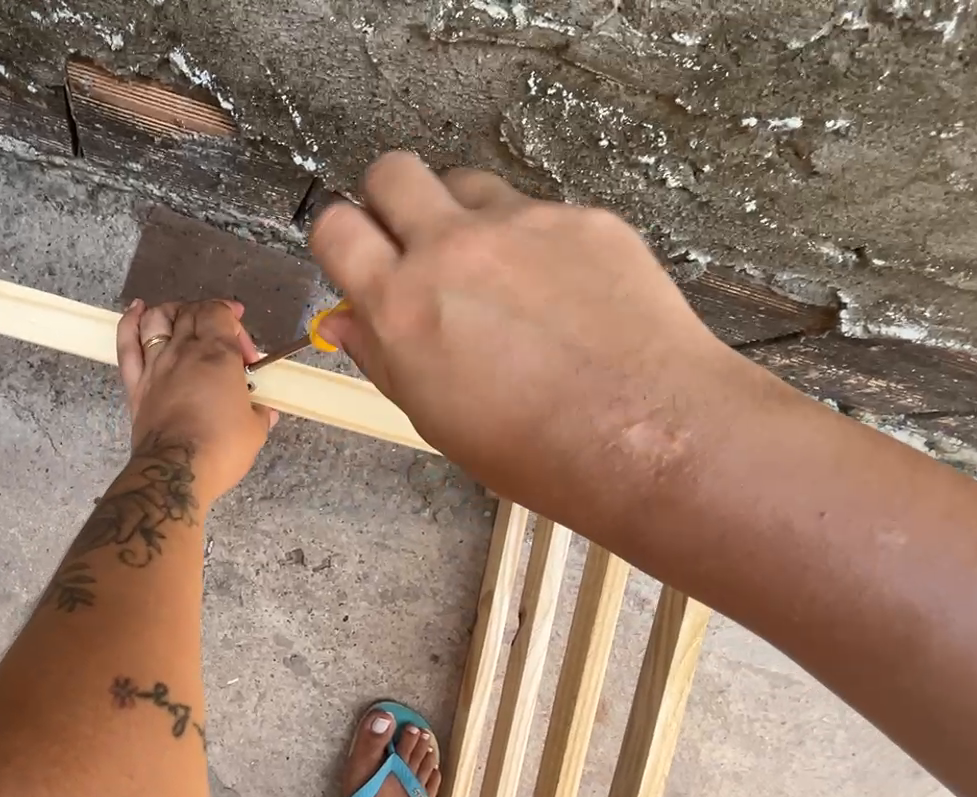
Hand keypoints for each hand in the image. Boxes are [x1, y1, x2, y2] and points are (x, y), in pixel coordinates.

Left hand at [114, 298, 276, 499]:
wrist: (175, 472)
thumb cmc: (220, 449)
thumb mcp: (254, 431)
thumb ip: (260, 413)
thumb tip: (265, 412)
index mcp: (218, 354)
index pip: (220, 313)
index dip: (233, 320)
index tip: (244, 347)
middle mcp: (184, 350)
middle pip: (192, 312)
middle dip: (210, 317)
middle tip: (223, 343)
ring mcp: (156, 365)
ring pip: (158, 319)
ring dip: (175, 312)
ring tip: (186, 320)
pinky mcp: (136, 384)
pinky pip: (127, 343)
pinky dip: (130, 321)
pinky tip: (138, 310)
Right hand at [309, 153, 768, 518]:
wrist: (641, 431)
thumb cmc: (520, 446)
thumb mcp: (427, 412)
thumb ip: (379, 353)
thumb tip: (341, 320)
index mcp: (399, 304)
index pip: (335, 228)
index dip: (339, 239)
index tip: (354, 258)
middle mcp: (450, 248)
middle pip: (392, 171)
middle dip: (388, 199)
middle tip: (409, 242)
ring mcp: (520, 224)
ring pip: (466, 184)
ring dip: (460, 216)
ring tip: (489, 271)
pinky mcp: (581, 218)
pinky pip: (535, 211)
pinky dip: (529, 242)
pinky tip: (557, 292)